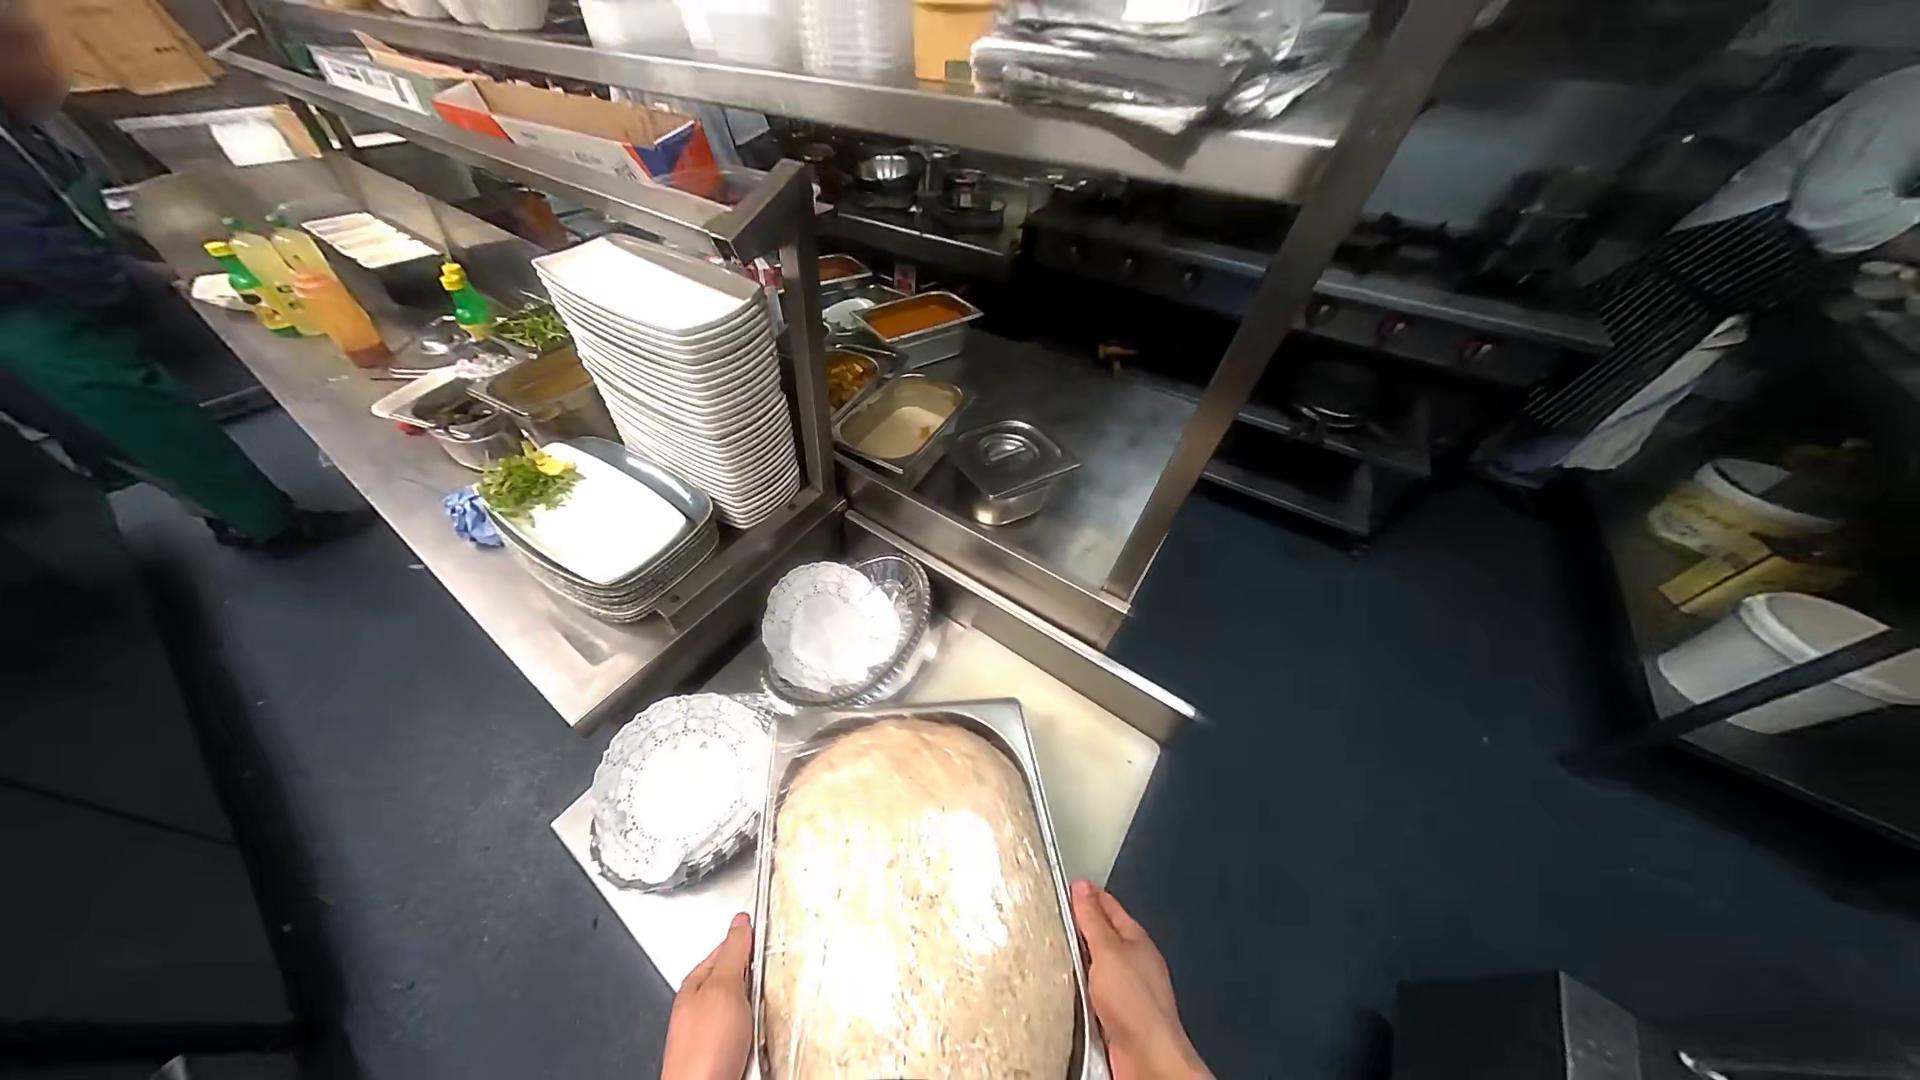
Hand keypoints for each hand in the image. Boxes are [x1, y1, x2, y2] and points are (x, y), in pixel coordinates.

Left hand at [661, 912, 753, 1079]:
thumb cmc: (702, 1052)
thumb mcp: (723, 988)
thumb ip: (733, 952)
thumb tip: (740, 921)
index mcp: (696, 984)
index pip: (727, 947)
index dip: (749, 940)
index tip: (769, 934)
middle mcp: (704, 1007)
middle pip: (742, 977)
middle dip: (759, 978)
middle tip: (768, 979)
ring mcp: (716, 1032)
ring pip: (751, 1005)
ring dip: (763, 1007)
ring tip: (764, 1013)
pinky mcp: (729, 1054)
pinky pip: (755, 1030)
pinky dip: (763, 1030)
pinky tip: (763, 1034)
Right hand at [1071, 880, 1212, 1079]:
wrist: (1148, 1059)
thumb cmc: (1134, 1002)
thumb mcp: (1108, 951)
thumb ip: (1093, 919)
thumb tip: (1082, 886)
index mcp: (1136, 938)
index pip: (1109, 905)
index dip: (1089, 893)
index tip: (1067, 884)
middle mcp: (1133, 960)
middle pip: (1103, 933)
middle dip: (1080, 923)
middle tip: (1053, 912)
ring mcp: (1127, 988)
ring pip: (1096, 963)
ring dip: (1078, 956)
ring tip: (1053, 946)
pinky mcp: (1117, 1014)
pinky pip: (1093, 990)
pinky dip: (1079, 984)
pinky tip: (1065, 985)